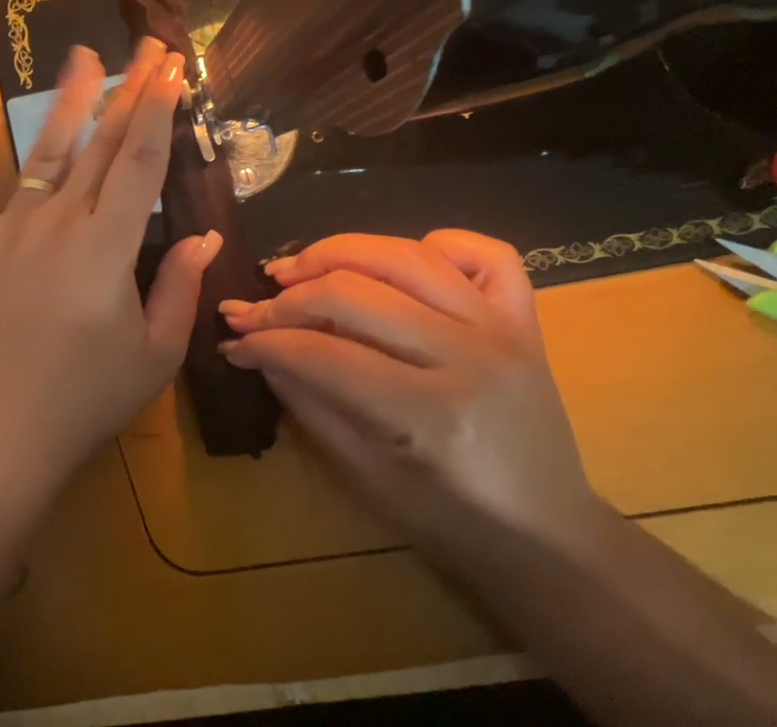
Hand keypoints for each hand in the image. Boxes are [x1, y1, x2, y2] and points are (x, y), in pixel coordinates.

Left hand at [0, 39, 222, 492]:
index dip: (159, 113)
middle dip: (128, 93)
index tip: (173, 71)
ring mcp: (8, 232)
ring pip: (41, 156)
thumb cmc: (88, 398)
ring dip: (64, 104)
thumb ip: (180, 288)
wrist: (6, 429)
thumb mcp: (156, 353)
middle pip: (98, 147)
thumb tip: (200, 235)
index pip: (139, 164)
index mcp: (106, 247)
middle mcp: (55, 224)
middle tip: (148, 48)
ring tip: (81, 57)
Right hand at [219, 231, 606, 557]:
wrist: (543, 532)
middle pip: (353, 292)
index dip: (264, 342)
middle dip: (286, 300)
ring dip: (337, 252)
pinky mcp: (525, 320)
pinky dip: (437, 244)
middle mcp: (469, 357)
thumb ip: (306, 400)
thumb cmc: (444, 516)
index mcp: (428, 414)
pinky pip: (486, 254)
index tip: (232, 342)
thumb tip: (254, 348)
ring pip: (406, 256)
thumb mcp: (360, 471)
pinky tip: (396, 265)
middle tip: (251, 312)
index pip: (322, 353)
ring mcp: (502, 331)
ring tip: (297, 269)